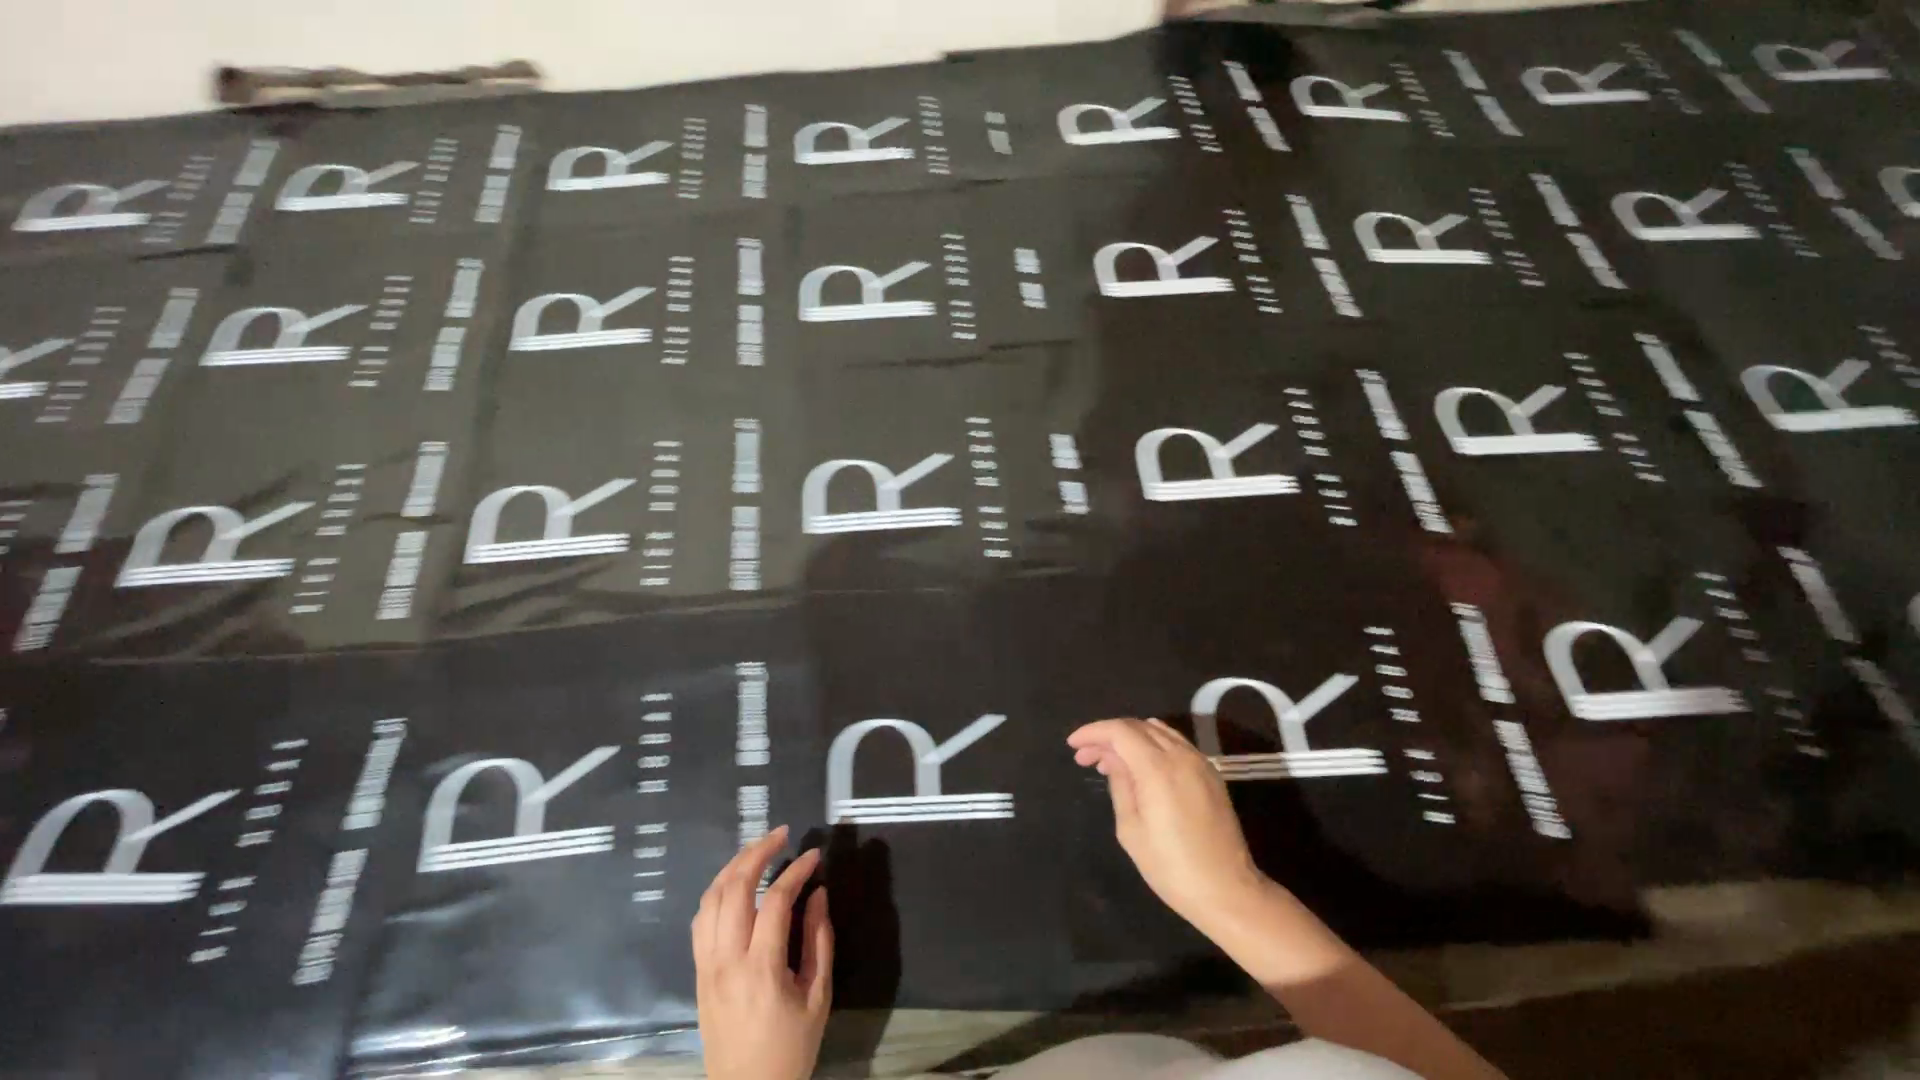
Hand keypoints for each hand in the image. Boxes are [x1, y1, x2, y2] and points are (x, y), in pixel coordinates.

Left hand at [692, 826, 831, 1079]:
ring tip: (758, 850)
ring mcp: (706, 965)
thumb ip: (819, 941)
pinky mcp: (698, 972)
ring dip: (733, 866)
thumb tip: (817, 894)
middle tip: (781, 834)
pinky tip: (735, 884)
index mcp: (760, 968)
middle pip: (733, 889)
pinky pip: (700, 920)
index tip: (814, 855)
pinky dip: (717, 892)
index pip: (774, 901)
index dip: (795, 871)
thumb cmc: (790, 1048)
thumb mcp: (817, 997)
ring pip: (710, 899)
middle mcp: (726, 960)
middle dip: (757, 853)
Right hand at [1068, 718, 1268, 932]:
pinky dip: (1153, 745)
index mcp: (1158, 769)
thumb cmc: (1171, 867)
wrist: (1226, 890)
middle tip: (1085, 757)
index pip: (1120, 731)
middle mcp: (1181, 756)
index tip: (1073, 745)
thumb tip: (1110, 759)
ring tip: (1110, 760)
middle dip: (1108, 736)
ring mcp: (1200, 763)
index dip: (1093, 732)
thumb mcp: (1131, 829)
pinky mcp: (1211, 774)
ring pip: (1159, 732)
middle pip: (1139, 727)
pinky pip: (1177, 744)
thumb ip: (1120, 785)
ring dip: (1131, 738)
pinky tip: (1140, 764)